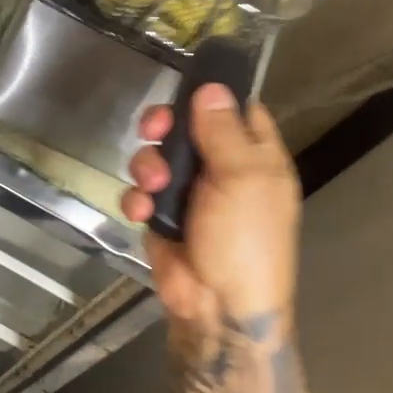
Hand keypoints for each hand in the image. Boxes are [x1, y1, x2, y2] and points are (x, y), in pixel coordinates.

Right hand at [121, 84, 299, 327]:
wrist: (216, 305)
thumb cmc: (245, 239)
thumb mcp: (243, 178)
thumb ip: (224, 131)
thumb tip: (212, 87)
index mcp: (256, 158)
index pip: (237, 111)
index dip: (212, 97)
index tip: (186, 87)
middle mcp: (222, 170)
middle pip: (187, 129)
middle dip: (165, 127)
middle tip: (154, 130)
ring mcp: (189, 194)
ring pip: (157, 157)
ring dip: (147, 166)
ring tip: (154, 187)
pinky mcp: (160, 217)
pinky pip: (139, 193)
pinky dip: (136, 200)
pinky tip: (142, 214)